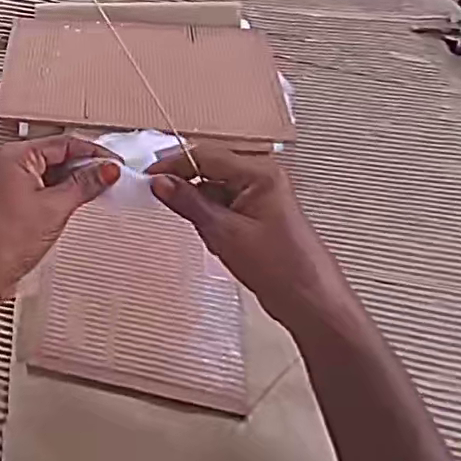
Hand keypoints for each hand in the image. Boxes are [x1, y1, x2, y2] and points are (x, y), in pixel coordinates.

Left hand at [0, 137, 120, 311]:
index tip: (115, 164)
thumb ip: (85, 184)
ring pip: (53, 171)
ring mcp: (11, 180)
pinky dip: (63, 191)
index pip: (64, 143)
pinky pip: (45, 185)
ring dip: (75, 179)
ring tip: (99, 189)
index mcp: (16, 155)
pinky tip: (79, 200)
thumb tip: (108, 169)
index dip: (93, 152)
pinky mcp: (14, 198)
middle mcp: (11, 162)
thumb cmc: (5, 240)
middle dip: (86, 165)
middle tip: (111, 176)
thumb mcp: (55, 207)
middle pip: (58, 154)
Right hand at [147, 145, 353, 327]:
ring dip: (198, 204)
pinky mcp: (258, 215)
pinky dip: (210, 217)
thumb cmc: (280, 268)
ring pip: (214, 188)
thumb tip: (160, 182)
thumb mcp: (224, 233)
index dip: (173, 164)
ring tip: (198, 229)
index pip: (205, 156)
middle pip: (209, 169)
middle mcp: (261, 177)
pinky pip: (224, 205)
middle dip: (185, 185)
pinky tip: (211, 238)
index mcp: (259, 173)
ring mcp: (260, 196)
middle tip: (159, 198)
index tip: (147, 177)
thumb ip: (189, 203)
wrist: (312, 304)